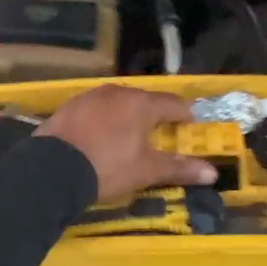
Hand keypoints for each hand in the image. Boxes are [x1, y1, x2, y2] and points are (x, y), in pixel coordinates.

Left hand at [35, 85, 217, 201]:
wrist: (53, 170)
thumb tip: (213, 172)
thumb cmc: (108, 167)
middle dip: (153, 114)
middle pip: (143, 100)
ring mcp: (89, 97)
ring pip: (116, 102)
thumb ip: (179, 168)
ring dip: (126, 115)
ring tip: (128, 134)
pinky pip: (93, 110)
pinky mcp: (68, 107)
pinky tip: (98, 135)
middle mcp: (117, 92)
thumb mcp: (146, 171)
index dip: (184, 114)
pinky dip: (102, 120)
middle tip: (159, 132)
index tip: (190, 125)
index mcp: (141, 104)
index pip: (172, 104)